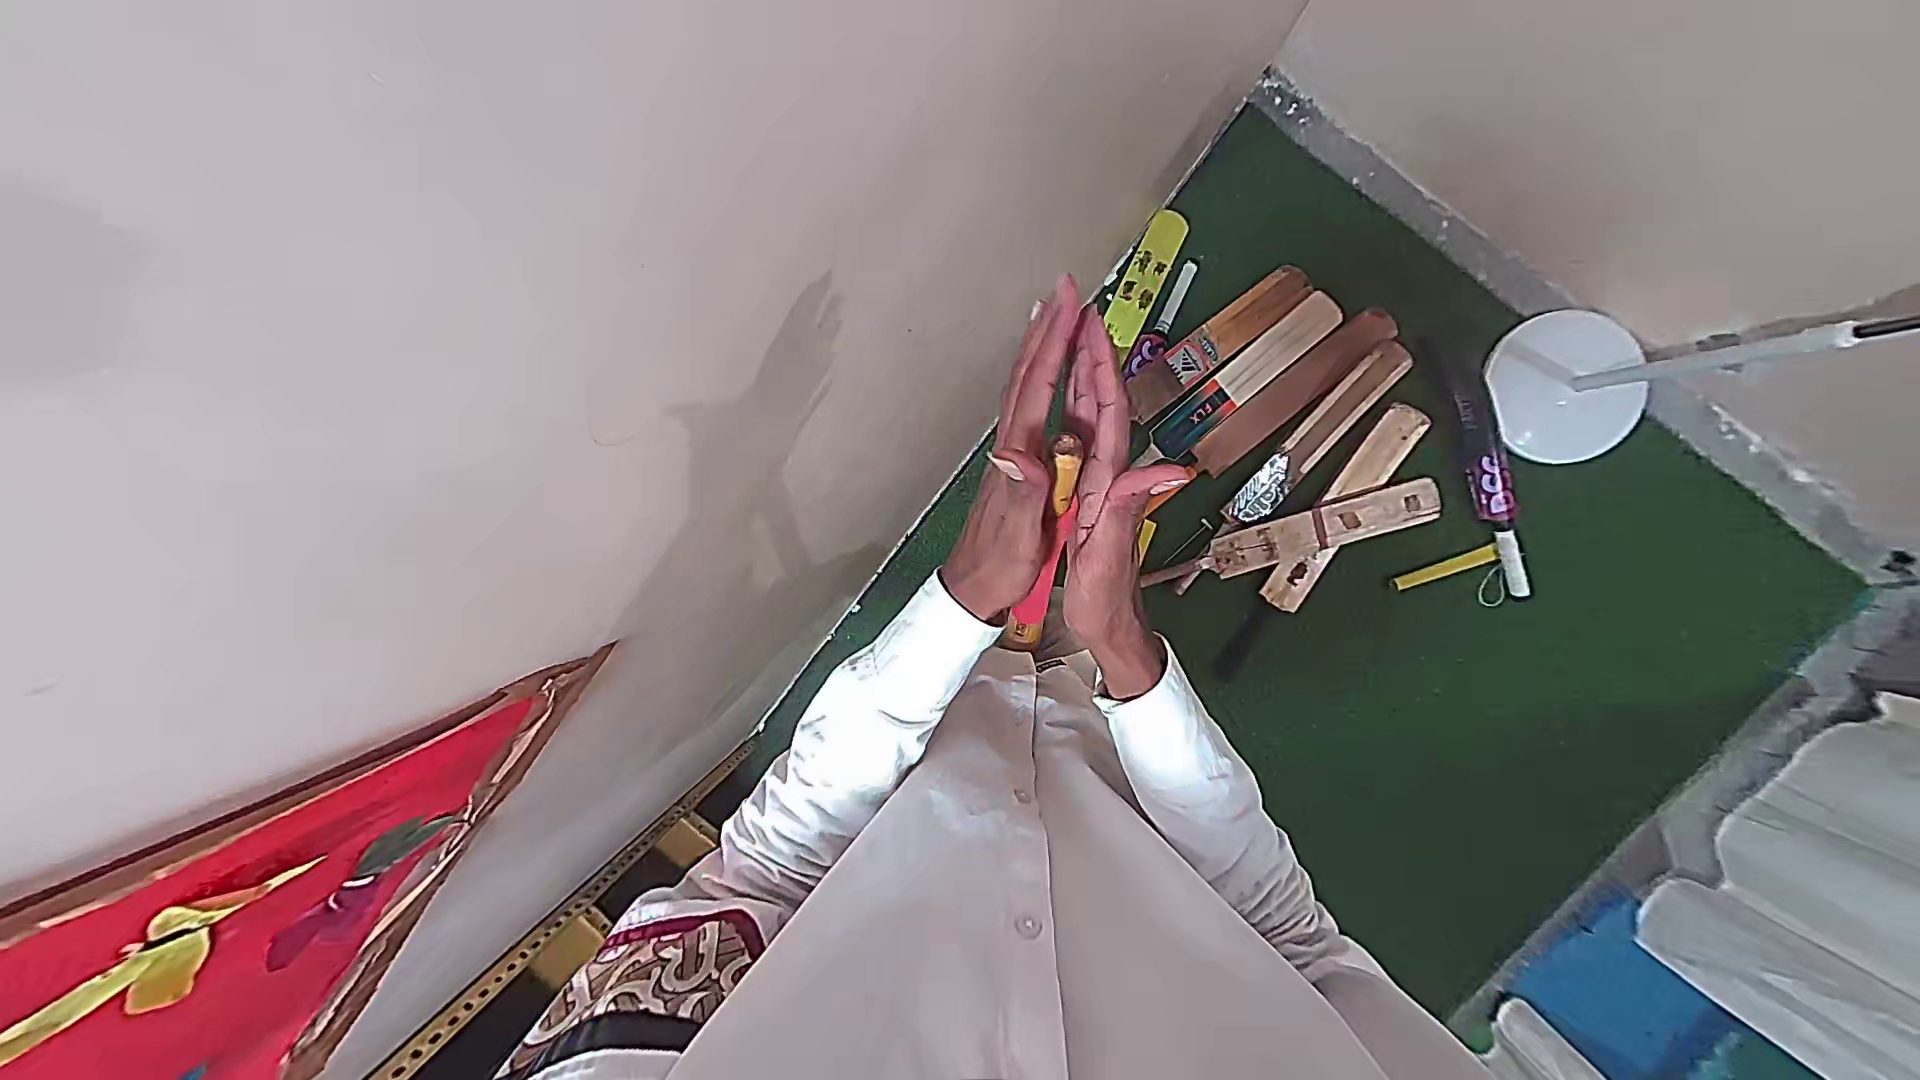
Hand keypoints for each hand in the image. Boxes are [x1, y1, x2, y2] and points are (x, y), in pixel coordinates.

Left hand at [940, 275, 1082, 621]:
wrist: (974, 585)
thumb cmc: (1000, 563)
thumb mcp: (1018, 535)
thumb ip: (1023, 493)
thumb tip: (1021, 452)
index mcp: (1019, 454)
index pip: (1036, 387)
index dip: (1053, 343)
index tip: (1068, 304)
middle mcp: (1012, 445)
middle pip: (1027, 376)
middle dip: (1046, 329)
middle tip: (1062, 290)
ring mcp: (1012, 453)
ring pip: (1024, 388)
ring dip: (1038, 348)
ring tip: (1052, 316)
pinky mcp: (1016, 465)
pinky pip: (1026, 410)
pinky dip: (1034, 381)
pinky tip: (1040, 375)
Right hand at [1060, 306, 1192, 697]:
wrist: (1110, 624)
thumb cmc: (1103, 597)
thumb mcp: (1107, 559)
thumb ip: (1131, 513)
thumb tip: (1169, 469)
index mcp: (1111, 482)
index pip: (1110, 414)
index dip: (1101, 367)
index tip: (1091, 325)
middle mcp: (1110, 474)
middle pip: (1103, 404)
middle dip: (1092, 354)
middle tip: (1080, 311)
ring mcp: (1099, 482)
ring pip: (1092, 417)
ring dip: (1084, 374)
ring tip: (1072, 338)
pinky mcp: (1089, 493)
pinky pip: (1080, 439)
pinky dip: (1073, 408)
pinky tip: (1065, 397)